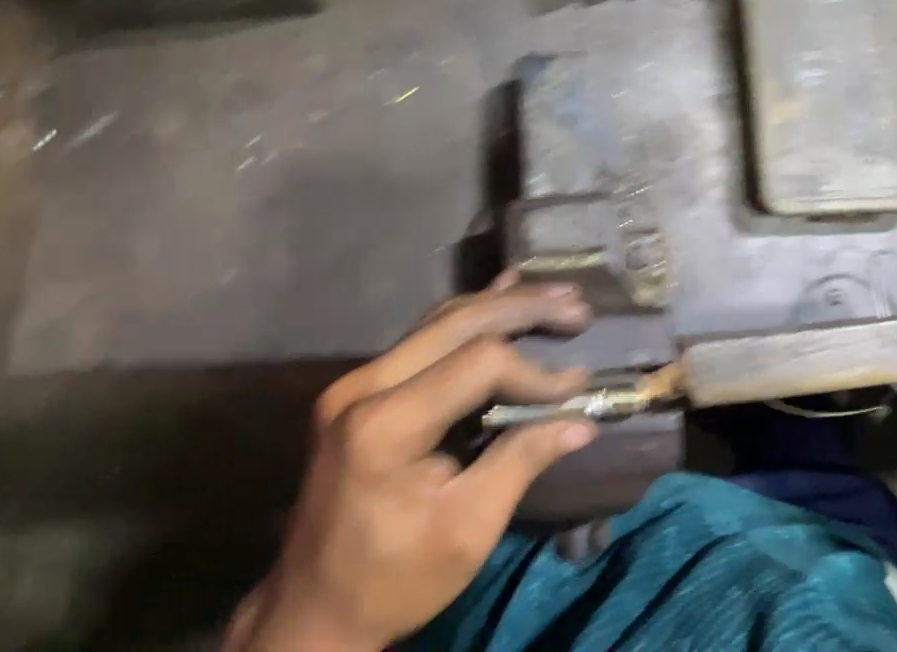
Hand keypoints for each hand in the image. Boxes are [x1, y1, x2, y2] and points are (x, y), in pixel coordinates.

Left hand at [225, 273, 597, 651]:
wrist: (314, 607)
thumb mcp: (468, 530)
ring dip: (499, 305)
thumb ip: (521, 461)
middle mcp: (363, 385)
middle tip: (579, 306)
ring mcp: (355, 381)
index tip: (577, 390)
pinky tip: (501, 289)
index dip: (534, 372)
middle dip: (523, 309)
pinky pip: (422, 338)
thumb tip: (582, 420)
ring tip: (556, 294)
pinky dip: (467, 318)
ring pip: (439, 321)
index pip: (477, 364)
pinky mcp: (360, 389)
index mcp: (385, 424)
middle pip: (457, 323)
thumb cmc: (394, 578)